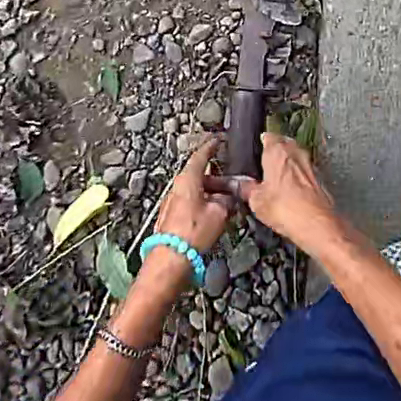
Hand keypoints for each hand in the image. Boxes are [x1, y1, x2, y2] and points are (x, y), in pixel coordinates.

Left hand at [153, 137, 237, 254]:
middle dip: (215, 178)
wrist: (171, 260)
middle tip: (230, 183)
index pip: (200, 155)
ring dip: (209, 194)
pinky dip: (201, 205)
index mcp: (187, 179)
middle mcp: (177, 187)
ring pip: (194, 190)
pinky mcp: (170, 216)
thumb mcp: (219, 213)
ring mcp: (171, 202)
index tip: (217, 141)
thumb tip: (230, 199)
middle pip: (198, 175)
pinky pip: (188, 204)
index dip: (211, 147)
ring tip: (225, 205)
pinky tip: (211, 217)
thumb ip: (227, 201)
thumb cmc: (192, 234)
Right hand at [225, 133, 343, 253]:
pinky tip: (293, 194)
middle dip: (276, 153)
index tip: (257, 148)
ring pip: (296, 159)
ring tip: (278, 183)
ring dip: (289, 166)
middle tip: (266, 166)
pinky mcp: (320, 179)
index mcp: (277, 150)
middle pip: (284, 145)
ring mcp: (309, 165)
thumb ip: (247, 189)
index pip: (268, 137)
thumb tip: (239, 185)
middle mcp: (295, 152)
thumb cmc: (287, 207)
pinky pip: (306, 174)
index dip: (261, 142)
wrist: (316, 224)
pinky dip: (300, 180)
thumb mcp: (256, 200)